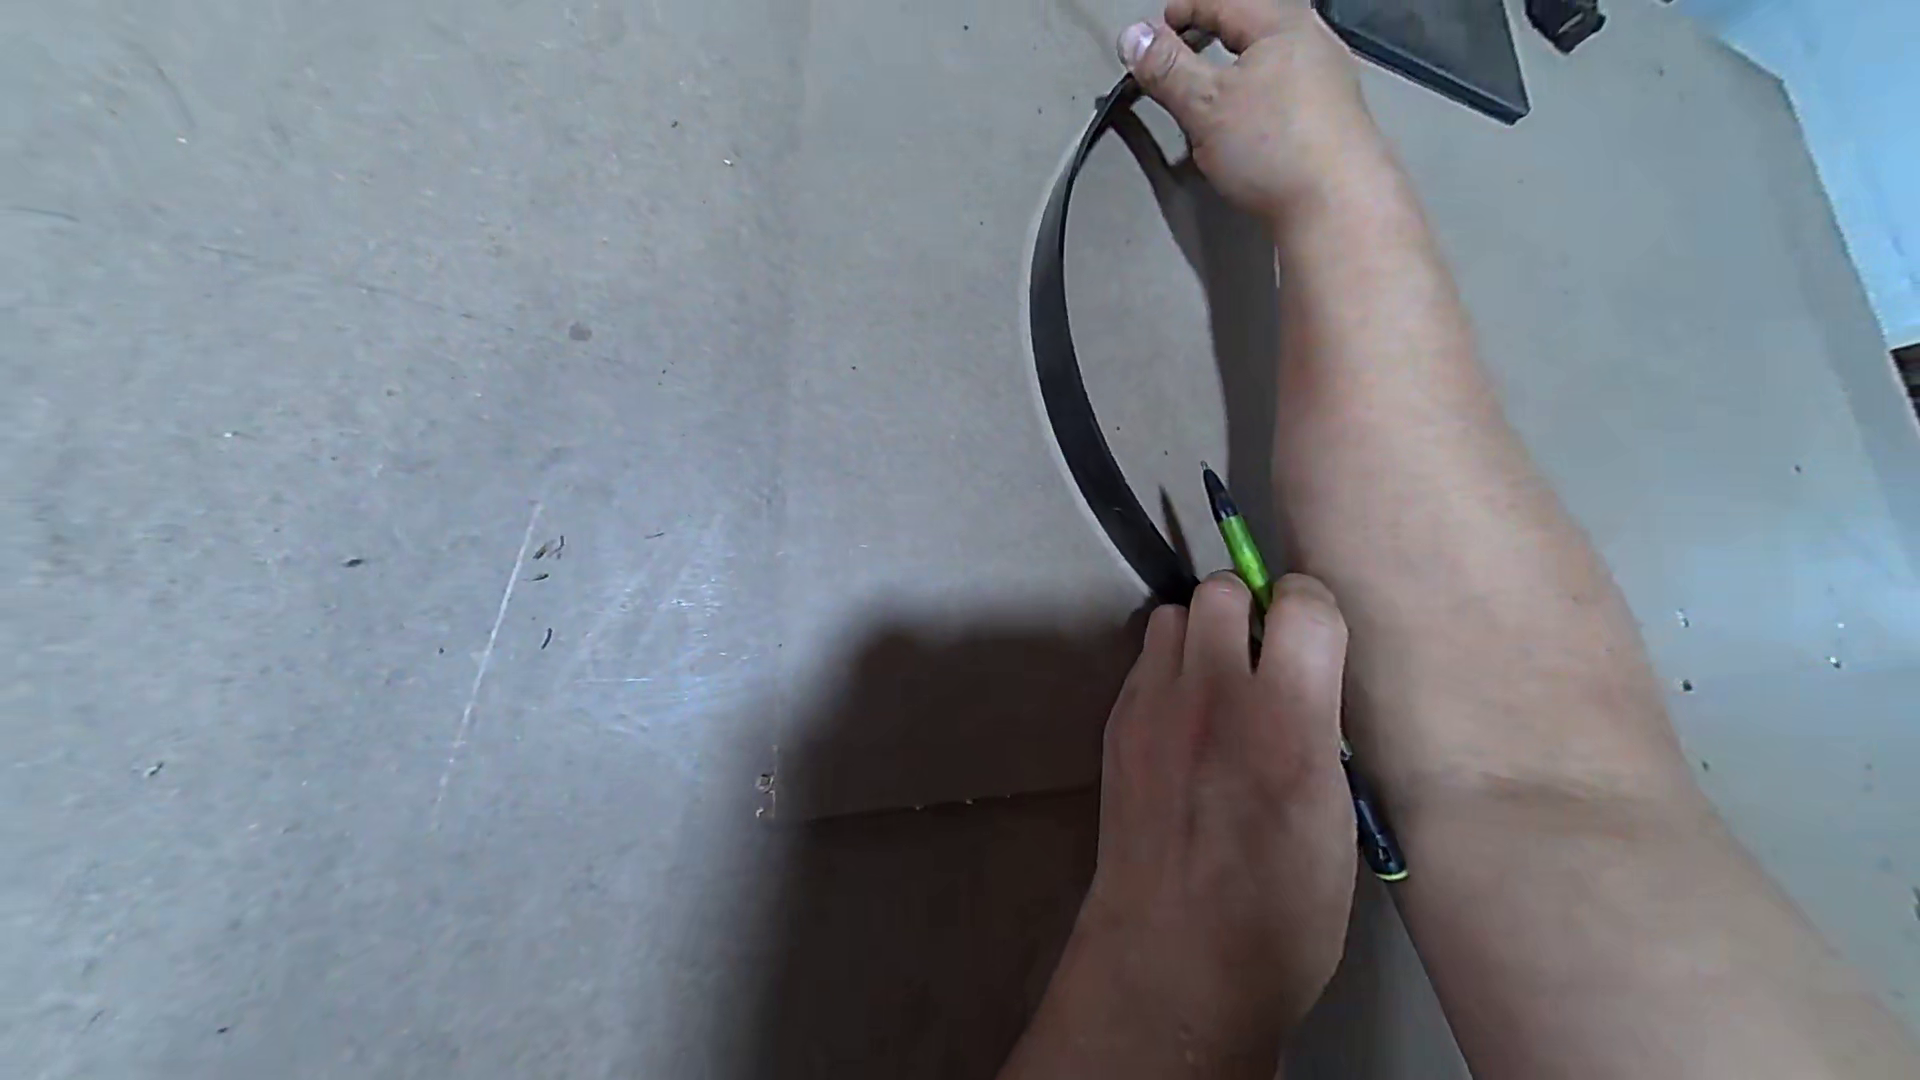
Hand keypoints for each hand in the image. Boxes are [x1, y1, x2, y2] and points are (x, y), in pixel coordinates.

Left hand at [1000, 573, 1356, 1079]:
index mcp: (1286, 722)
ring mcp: (1152, 704)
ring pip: (1170, 616)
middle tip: (1257, 649)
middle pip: (1218, 588)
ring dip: (1198, 633)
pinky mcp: (1116, 721)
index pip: (1303, 606)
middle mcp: (1212, 694)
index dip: (1312, 606)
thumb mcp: (1334, 816)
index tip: (1311, 630)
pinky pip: (1144, 662)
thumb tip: (1298, 678)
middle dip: (1244, 605)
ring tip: (1214, 678)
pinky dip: (1167, 670)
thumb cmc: (1281, 908)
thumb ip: (1315, 726)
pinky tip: (1179, 717)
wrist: (1173, 949)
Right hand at [1116, 1, 1379, 220]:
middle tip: (1185, 52)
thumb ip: (1168, 70)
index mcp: (1282, 25)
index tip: (1161, 24)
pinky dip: (1258, 97)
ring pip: (1272, 60)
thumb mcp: (1205, 105)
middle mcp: (1312, 43)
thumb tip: (1133, 36)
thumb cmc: (1271, 146)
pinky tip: (1248, 124)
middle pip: (1254, 26)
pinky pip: (1286, 93)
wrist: (1332, 201)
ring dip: (1239, 68)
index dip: (1188, 9)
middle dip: (1216, 35)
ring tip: (1214, 90)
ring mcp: (1327, 81)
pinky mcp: (1330, 120)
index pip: (1226, 0)